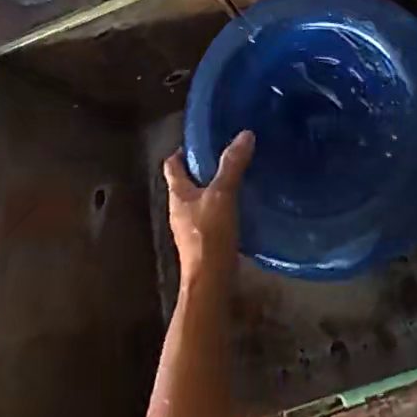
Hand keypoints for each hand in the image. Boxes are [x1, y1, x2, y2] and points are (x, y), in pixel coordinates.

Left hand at [164, 131, 254, 288]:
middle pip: (187, 181)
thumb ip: (232, 165)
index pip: (172, 165)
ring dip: (215, 187)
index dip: (183, 150)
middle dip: (204, 167)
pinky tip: (241, 204)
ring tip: (238, 175)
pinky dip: (224, 206)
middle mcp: (179, 209)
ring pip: (200, 199)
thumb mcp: (222, 195)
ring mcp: (191, 227)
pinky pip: (212, 215)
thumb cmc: (209, 235)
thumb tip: (245, 134)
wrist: (210, 282)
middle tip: (228, 154)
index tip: (203, 139)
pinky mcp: (204, 241)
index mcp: (177, 194)